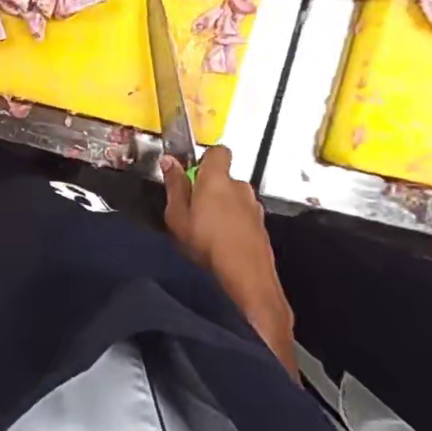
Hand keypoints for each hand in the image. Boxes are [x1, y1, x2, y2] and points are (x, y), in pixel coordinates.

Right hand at [163, 149, 296, 374]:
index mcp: (218, 179)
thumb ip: (174, 186)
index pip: (218, 151)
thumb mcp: (177, 216)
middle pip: (223, 178)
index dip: (204, 159)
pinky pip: (241, 216)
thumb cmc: (205, 244)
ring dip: (220, 208)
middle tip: (190, 211)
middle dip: (208, 188)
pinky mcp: (261, 226)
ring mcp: (254, 207)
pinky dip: (231, 224)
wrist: (246, 278)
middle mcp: (241, 187)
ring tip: (204, 232)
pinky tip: (220, 244)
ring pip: (233, 199)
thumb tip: (169, 161)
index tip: (190, 175)